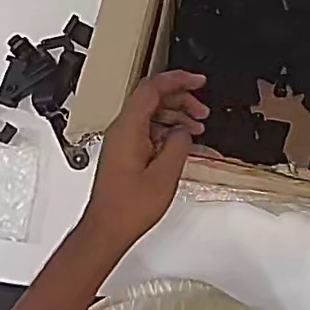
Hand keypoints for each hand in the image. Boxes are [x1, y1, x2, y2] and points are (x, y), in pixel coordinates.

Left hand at [78, 70, 208, 248]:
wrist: (107, 228)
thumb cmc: (127, 208)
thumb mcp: (165, 175)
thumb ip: (178, 145)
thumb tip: (184, 131)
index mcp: (128, 129)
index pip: (152, 89)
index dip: (177, 80)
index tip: (197, 80)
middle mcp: (122, 131)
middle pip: (152, 99)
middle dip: (181, 99)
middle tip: (202, 109)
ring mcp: (122, 141)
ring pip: (151, 114)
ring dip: (176, 115)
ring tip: (196, 127)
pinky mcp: (125, 152)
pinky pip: (147, 130)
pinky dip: (167, 130)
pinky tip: (182, 142)